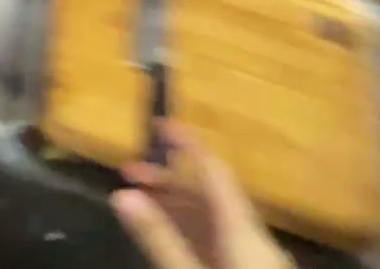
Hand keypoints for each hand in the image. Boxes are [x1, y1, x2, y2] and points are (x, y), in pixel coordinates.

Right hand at [110, 122, 292, 268]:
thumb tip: (122, 193)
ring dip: (175, 206)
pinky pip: (218, 242)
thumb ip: (160, 239)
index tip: (157, 123)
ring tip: (138, 202)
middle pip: (210, 195)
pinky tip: (167, 236)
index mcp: (245, 233)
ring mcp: (257, 262)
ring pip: (213, 220)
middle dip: (167, 178)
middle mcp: (255, 241)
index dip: (187, 143)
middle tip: (126, 171)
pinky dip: (189, 230)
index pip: (214, 171)